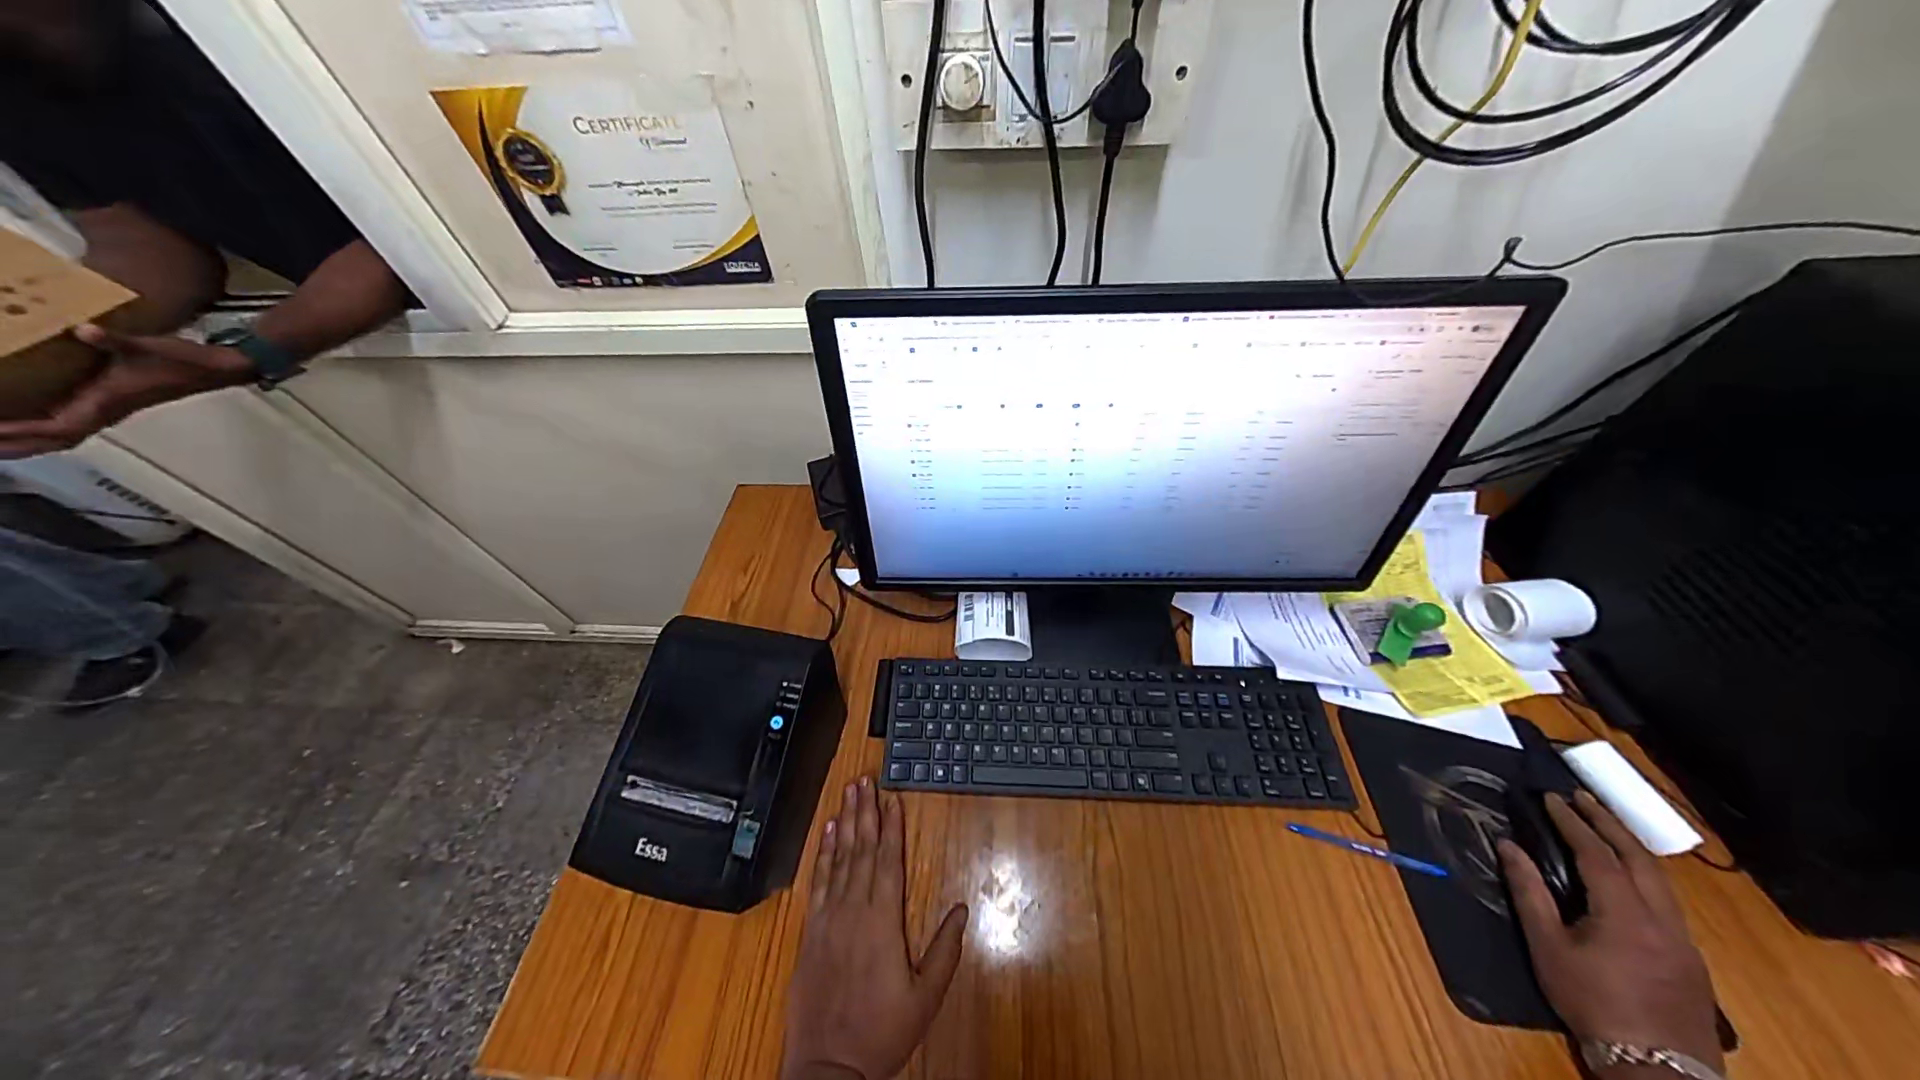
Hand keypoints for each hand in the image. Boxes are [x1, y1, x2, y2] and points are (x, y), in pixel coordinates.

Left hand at [0, 323, 254, 458]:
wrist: (220, 368)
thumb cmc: (186, 360)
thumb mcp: (150, 347)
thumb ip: (116, 341)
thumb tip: (84, 330)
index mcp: (109, 400)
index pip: (60, 426)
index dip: (23, 432)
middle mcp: (107, 410)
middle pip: (59, 440)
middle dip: (19, 446)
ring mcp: (113, 409)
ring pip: (66, 435)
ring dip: (31, 442)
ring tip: (1, 441)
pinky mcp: (115, 402)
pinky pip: (74, 424)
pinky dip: (48, 430)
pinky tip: (33, 422)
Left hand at [782, 777, 967, 1079]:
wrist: (828, 1066)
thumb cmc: (882, 1032)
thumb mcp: (926, 996)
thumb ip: (945, 950)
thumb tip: (960, 909)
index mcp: (882, 922)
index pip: (888, 861)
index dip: (891, 828)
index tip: (893, 800)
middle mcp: (853, 911)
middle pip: (861, 850)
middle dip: (865, 812)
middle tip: (864, 781)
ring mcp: (828, 918)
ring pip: (838, 859)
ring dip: (844, 823)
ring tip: (848, 795)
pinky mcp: (811, 931)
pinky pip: (817, 882)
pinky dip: (822, 854)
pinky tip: (826, 834)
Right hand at [1498, 791, 1723, 1073]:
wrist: (1658, 1066)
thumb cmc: (1591, 1001)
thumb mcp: (1548, 946)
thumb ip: (1529, 892)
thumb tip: (1509, 846)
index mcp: (1626, 914)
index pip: (1598, 854)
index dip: (1574, 823)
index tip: (1552, 798)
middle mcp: (1662, 919)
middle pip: (1638, 858)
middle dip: (1608, 822)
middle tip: (1581, 796)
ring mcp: (1684, 939)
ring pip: (1661, 879)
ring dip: (1629, 844)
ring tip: (1603, 823)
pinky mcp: (1691, 956)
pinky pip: (1667, 899)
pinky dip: (1643, 871)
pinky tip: (1628, 872)